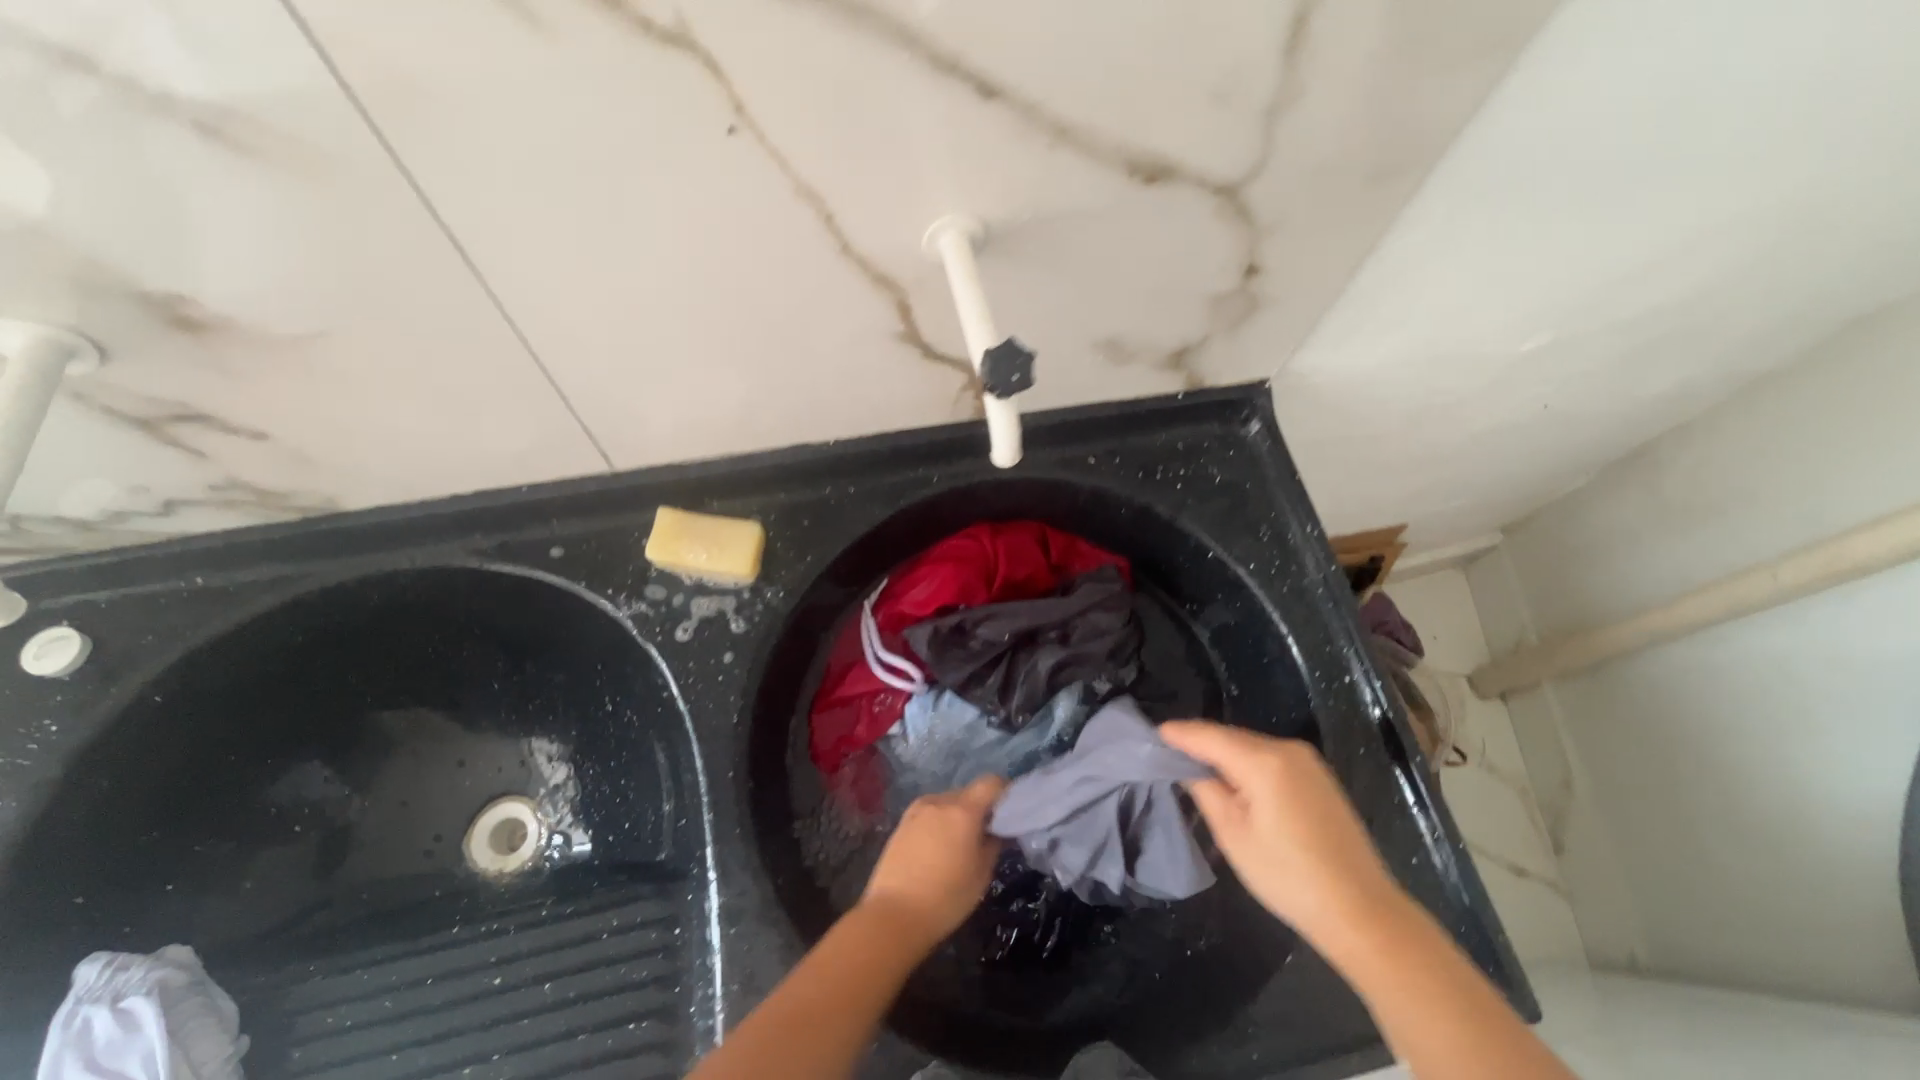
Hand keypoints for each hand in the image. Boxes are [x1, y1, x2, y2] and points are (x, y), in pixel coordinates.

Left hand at [858, 774, 1007, 951]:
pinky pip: (929, 814)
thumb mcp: (981, 874)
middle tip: (988, 835)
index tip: (1011, 812)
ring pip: (947, 803)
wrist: (893, 915)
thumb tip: (996, 830)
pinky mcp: (900, 824)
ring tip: (961, 846)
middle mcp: (938, 801)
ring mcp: (915, 811)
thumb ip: (993, 844)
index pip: (991, 782)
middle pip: (968, 792)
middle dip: (981, 808)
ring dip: (958, 816)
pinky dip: (939, 824)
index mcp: (963, 810)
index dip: (1005, 792)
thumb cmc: (946, 897)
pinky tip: (938, 851)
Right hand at [1158, 721, 1406, 946]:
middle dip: (1200, 743)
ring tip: (1192, 766)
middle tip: (1165, 752)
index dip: (1179, 734)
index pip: (1209, 736)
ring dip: (1224, 755)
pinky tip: (1233, 781)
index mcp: (1264, 761)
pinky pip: (1272, 761)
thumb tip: (1187, 767)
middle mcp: (1288, 750)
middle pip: (1232, 738)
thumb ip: (1205, 791)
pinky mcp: (1320, 779)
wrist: (1359, 909)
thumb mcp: (1233, 835)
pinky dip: (1247, 765)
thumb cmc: (1287, 876)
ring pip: (1252, 748)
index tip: (1150, 733)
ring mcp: (1309, 763)